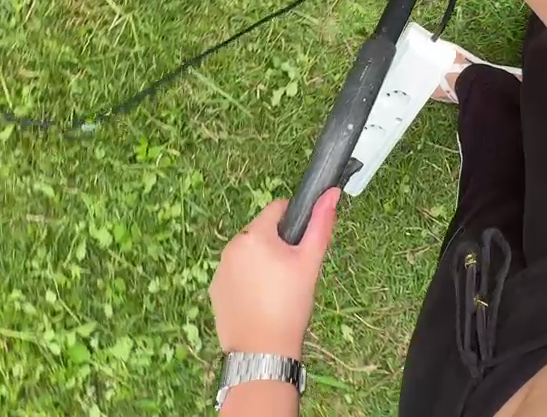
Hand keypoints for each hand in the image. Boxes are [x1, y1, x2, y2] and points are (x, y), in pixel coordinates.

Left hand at [210, 188, 341, 356]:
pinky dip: (247, 279)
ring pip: (249, 253)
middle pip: (262, 231)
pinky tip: (259, 300)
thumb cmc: (289, 304)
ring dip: (261, 261)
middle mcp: (232, 246)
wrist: (262, 353)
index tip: (300, 248)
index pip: (278, 209)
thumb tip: (331, 193)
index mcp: (254, 234)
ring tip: (276, 289)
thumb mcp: (310, 262)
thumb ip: (320, 224)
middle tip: (291, 272)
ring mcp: (220, 269)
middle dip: (277, 245)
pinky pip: (236, 273)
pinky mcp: (215, 290)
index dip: (294, 223)